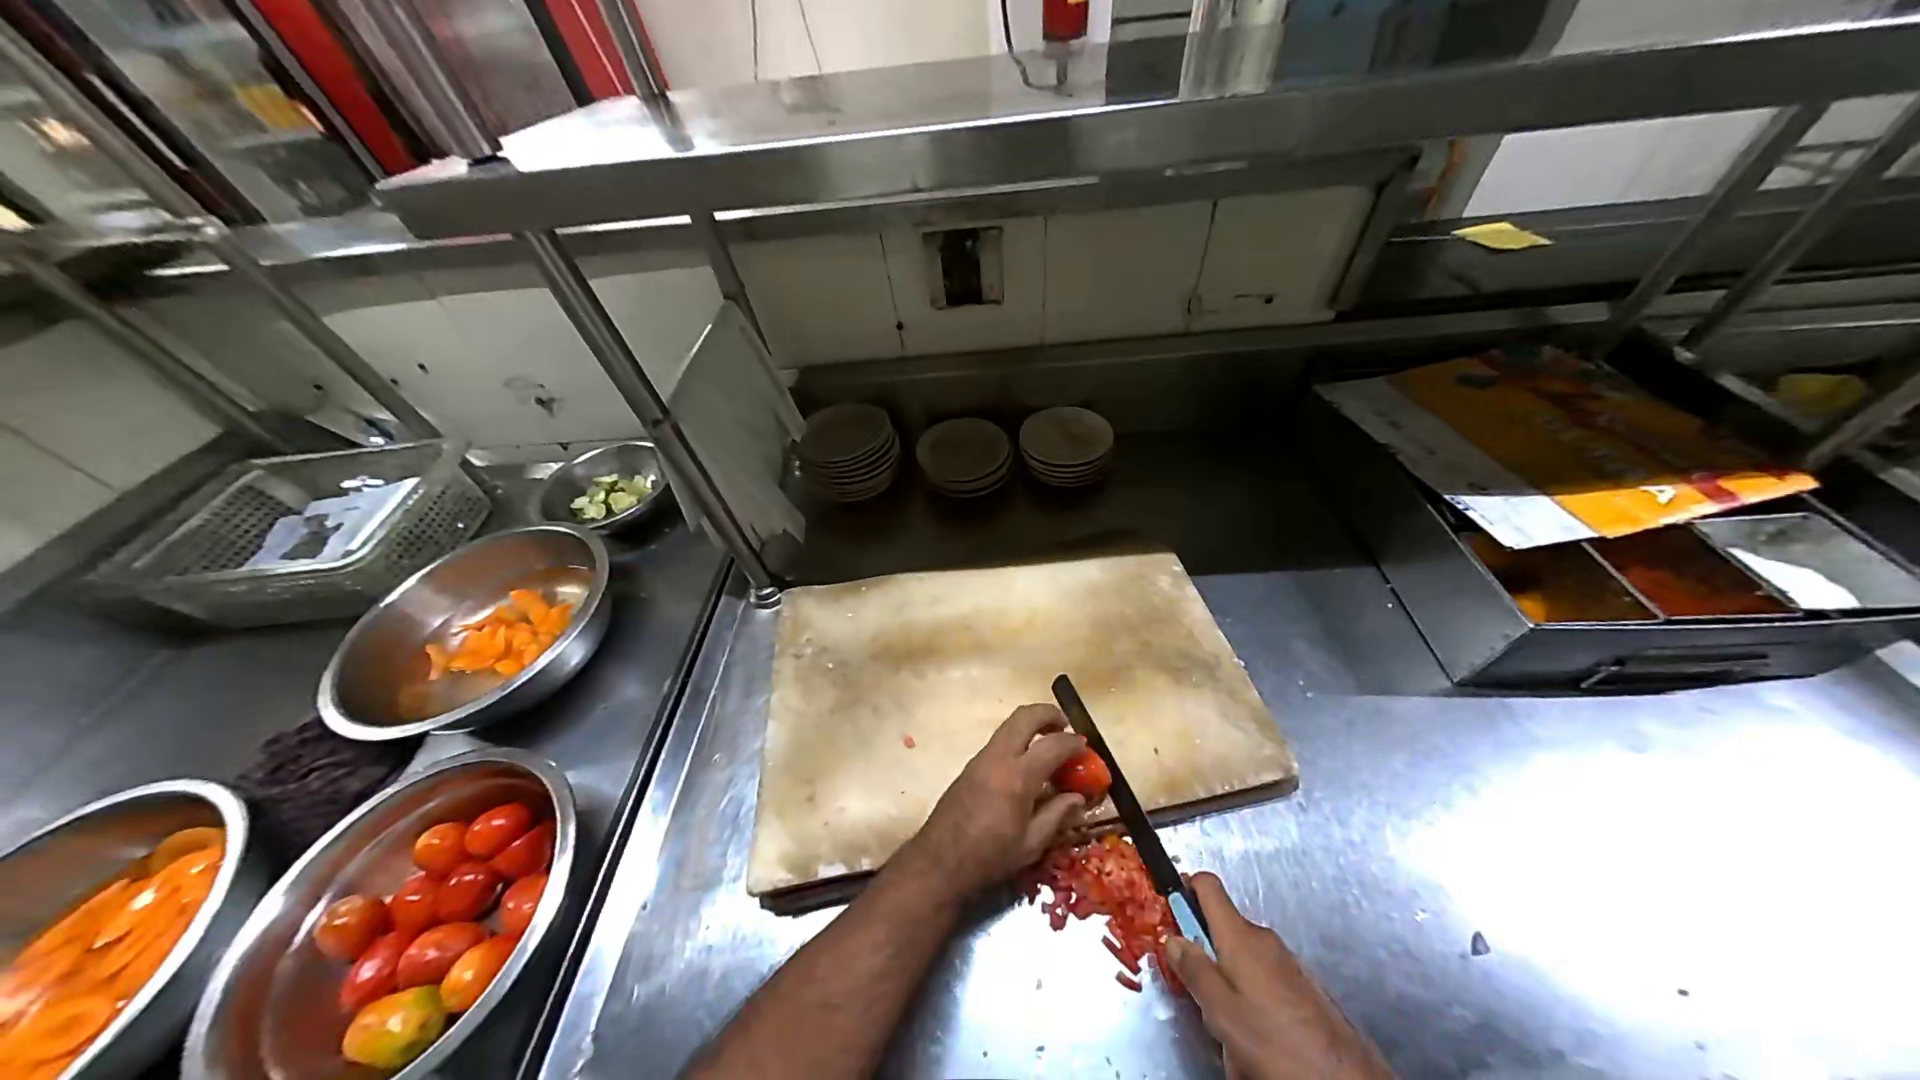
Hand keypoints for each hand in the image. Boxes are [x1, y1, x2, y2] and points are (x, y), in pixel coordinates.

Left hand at [894, 704, 1087, 900]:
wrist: (939, 862)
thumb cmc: (989, 857)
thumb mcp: (1031, 844)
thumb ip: (1057, 815)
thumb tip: (1078, 797)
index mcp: (1017, 777)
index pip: (1052, 745)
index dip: (1073, 742)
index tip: (1085, 746)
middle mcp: (997, 758)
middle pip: (1024, 717)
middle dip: (1048, 714)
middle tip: (1065, 727)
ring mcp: (980, 759)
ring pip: (1009, 725)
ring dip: (1031, 725)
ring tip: (1049, 744)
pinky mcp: (970, 766)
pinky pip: (999, 741)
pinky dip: (1018, 740)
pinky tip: (1027, 764)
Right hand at [1165, 873, 1392, 1079]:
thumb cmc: (1277, 1043)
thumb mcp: (1221, 1011)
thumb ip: (1194, 970)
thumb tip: (1174, 938)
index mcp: (1240, 935)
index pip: (1207, 886)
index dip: (1185, 890)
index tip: (1171, 912)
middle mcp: (1264, 939)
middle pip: (1220, 932)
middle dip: (1205, 961)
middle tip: (1200, 1000)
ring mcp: (1286, 962)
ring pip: (1240, 963)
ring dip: (1227, 990)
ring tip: (1231, 1036)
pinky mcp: (1302, 987)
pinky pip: (1262, 983)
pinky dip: (1251, 1004)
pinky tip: (1256, 1043)